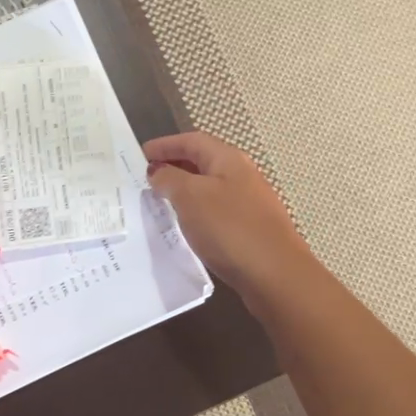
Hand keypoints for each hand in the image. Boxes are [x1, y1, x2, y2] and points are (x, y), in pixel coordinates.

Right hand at [146, 131, 310, 292]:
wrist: (275, 275)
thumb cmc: (229, 228)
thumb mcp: (190, 196)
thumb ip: (169, 179)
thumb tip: (159, 172)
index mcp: (228, 159)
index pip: (192, 140)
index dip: (165, 144)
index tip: (140, 154)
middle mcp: (241, 174)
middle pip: (202, 160)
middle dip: (173, 165)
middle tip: (146, 177)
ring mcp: (249, 202)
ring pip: (209, 186)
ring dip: (184, 189)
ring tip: (160, 200)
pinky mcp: (250, 227)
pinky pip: (216, 208)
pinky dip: (196, 209)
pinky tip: (186, 224)